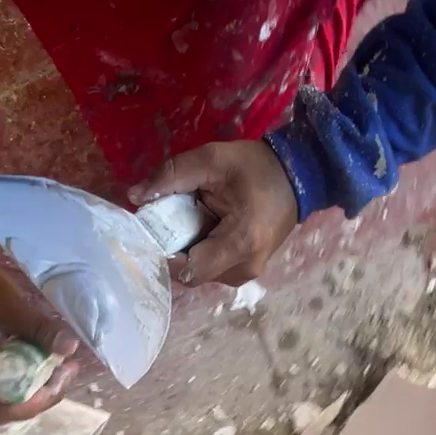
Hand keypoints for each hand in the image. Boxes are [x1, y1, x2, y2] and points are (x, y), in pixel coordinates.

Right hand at [0, 242, 80, 422]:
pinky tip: (45, 356)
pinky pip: (6, 378)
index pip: (4, 409)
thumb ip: (39, 329)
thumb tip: (70, 348)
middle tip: (66, 369)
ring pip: (9, 393)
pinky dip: (28, 371)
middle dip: (42, 392)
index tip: (60, 378)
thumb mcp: (9, 305)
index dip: (36, 402)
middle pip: (9, 405)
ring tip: (61, 364)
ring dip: (38, 383)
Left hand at [130, 140, 298, 287]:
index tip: (155, 232)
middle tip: (173, 220)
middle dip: (177, 250)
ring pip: (201, 273)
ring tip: (195, 221)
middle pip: (192, 273)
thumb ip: (172, 175)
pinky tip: (206, 228)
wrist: (300, 175)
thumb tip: (135, 196)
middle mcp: (243, 269)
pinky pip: (213, 269)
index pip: (189, 269)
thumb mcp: (213, 159)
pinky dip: (203, 252)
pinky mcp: (246, 271)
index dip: (166, 255)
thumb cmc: (257, 167)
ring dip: (190, 251)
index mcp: (239, 244)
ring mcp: (246, 274)